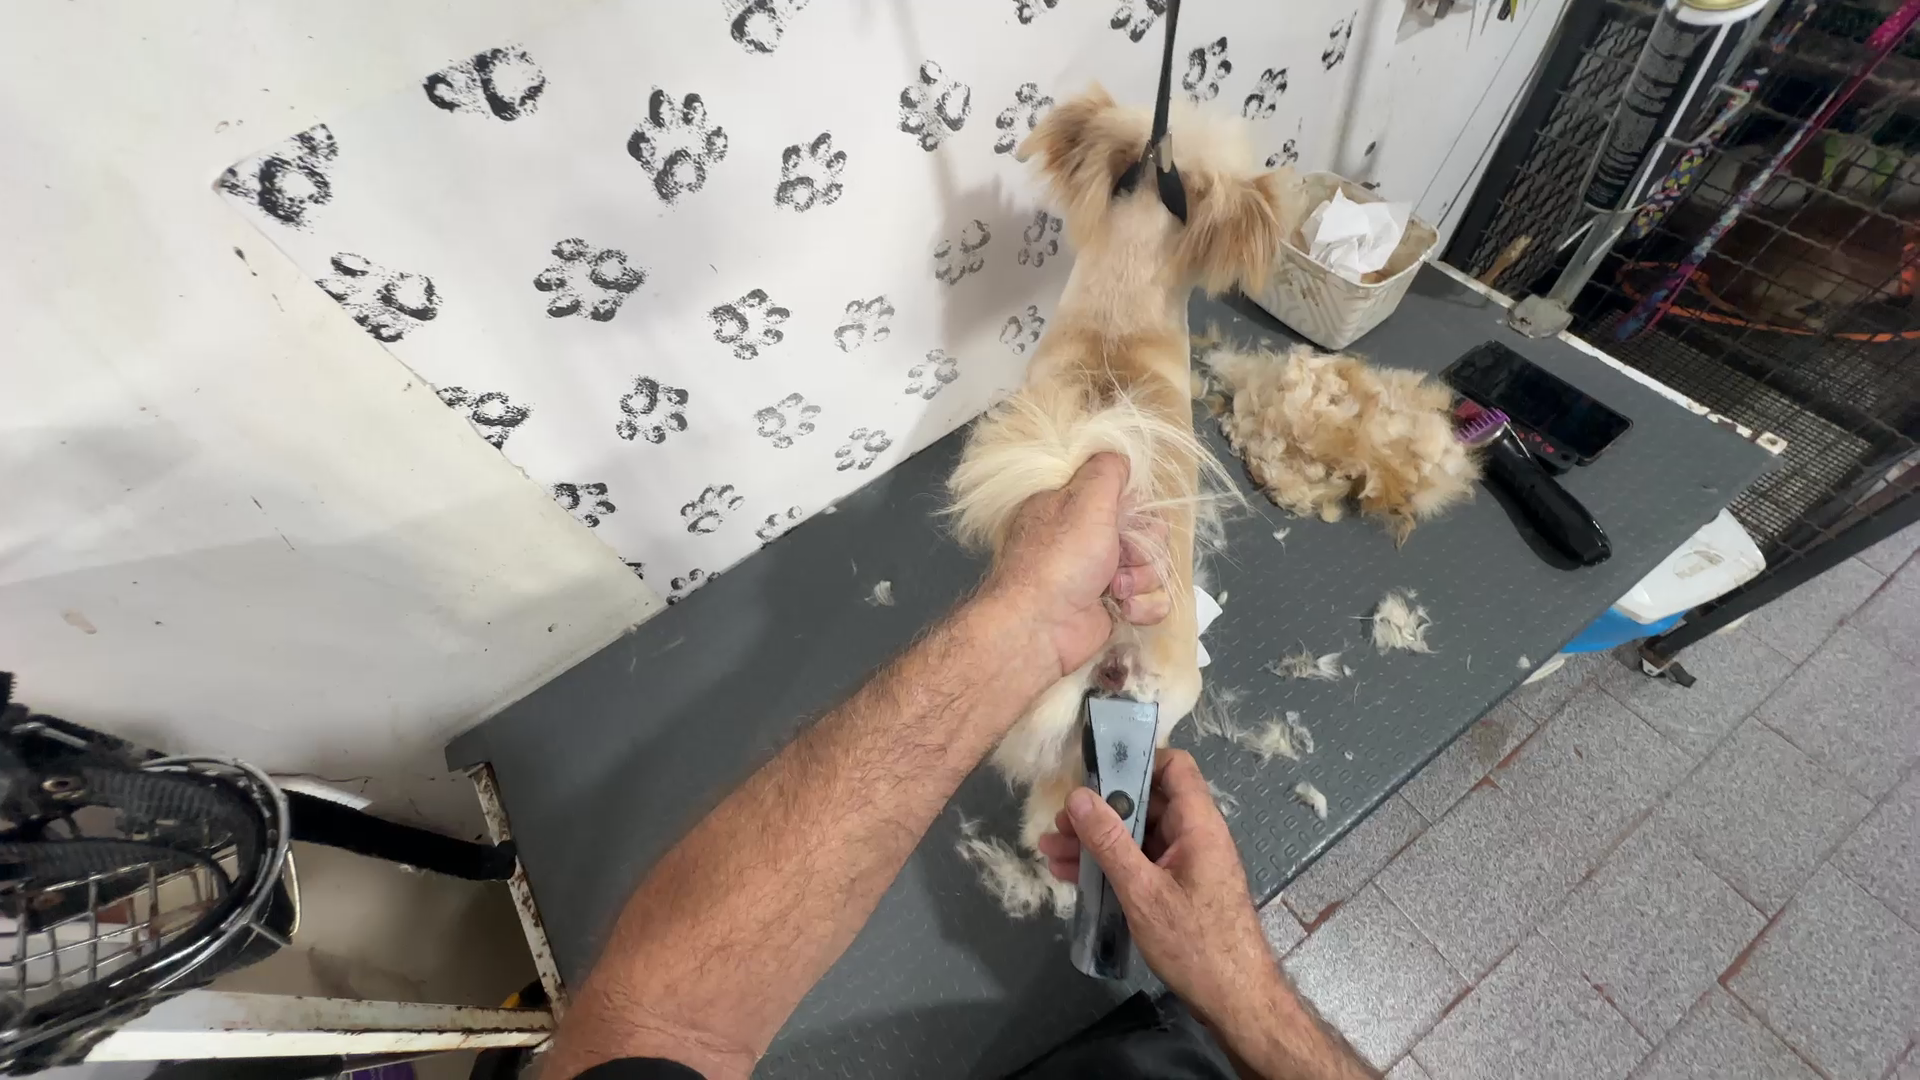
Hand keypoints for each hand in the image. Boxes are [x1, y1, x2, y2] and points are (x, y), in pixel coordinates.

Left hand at [980, 453, 1171, 677]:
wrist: (1040, 626)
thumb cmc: (1060, 560)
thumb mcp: (1084, 500)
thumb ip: (1107, 471)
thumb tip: (1120, 456)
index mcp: (1076, 508)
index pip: (1126, 497)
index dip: (1135, 509)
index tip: (1126, 517)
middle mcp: (1088, 539)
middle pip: (1148, 533)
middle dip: (1144, 548)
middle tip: (1121, 557)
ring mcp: (1102, 575)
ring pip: (1153, 568)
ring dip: (1142, 579)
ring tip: (1116, 589)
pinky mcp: (1114, 607)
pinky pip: (1150, 601)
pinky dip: (1142, 607)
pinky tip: (1123, 609)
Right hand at [1038, 751, 1285, 1044]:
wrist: (1237, 1006)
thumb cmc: (1196, 943)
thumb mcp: (1143, 891)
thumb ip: (1109, 841)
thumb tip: (1077, 794)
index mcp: (1197, 824)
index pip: (1173, 766)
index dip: (1138, 760)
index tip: (1097, 772)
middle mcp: (1193, 834)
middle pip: (1144, 801)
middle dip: (1099, 809)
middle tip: (1060, 823)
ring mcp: (1184, 862)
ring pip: (1135, 834)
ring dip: (1094, 840)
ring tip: (1050, 849)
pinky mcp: (1175, 886)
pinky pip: (1137, 861)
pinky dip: (1107, 863)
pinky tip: (1069, 873)